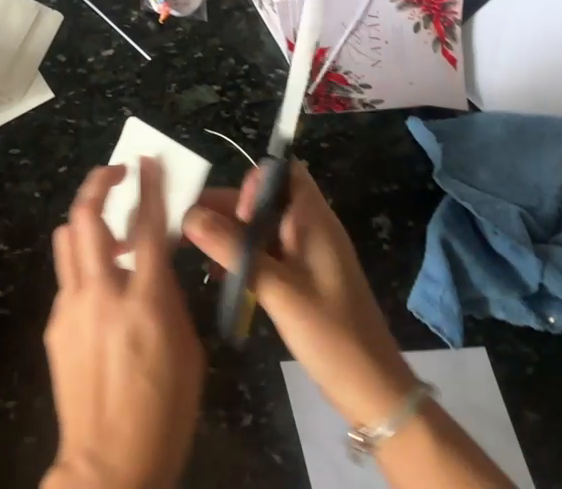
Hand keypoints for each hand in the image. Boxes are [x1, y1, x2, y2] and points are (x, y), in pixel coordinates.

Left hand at [43, 161, 203, 488]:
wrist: (109, 463)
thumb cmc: (165, 413)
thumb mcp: (187, 351)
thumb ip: (170, 300)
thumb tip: (157, 268)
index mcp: (146, 301)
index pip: (147, 225)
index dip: (148, 185)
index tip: (147, 161)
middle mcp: (102, 293)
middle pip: (86, 216)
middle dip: (98, 183)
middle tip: (115, 175)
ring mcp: (71, 307)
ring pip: (67, 240)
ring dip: (85, 222)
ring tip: (107, 230)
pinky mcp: (54, 326)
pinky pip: (67, 280)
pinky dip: (84, 269)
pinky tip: (102, 294)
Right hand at [183, 162, 416, 426]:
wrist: (372, 390)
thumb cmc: (330, 334)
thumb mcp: (276, 289)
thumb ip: (233, 249)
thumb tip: (189, 214)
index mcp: (314, 221)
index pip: (284, 172)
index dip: (254, 182)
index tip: (234, 214)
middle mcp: (312, 230)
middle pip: (266, 200)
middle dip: (228, 209)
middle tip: (191, 229)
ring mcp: (309, 256)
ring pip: (263, 228)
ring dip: (231, 235)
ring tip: (193, 251)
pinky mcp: (304, 280)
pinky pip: (268, 253)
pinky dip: (243, 257)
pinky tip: (220, 275)